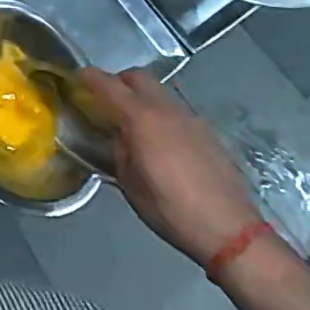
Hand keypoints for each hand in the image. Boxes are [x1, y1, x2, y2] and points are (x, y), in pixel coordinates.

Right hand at [78, 67, 263, 268]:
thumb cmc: (171, 209)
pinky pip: (177, 112)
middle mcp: (167, 110)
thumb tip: (116, 137)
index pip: (108, 84)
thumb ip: (118, 150)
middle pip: (138, 77)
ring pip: (160, 93)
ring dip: (142, 98)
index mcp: (142, 119)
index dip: (89, 77)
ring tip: (134, 124)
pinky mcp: (209, 134)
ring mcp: (192, 120)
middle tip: (106, 100)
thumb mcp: (129, 182)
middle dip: (118, 81)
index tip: (77, 78)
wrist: (232, 233)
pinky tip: (162, 143)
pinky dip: (162, 115)